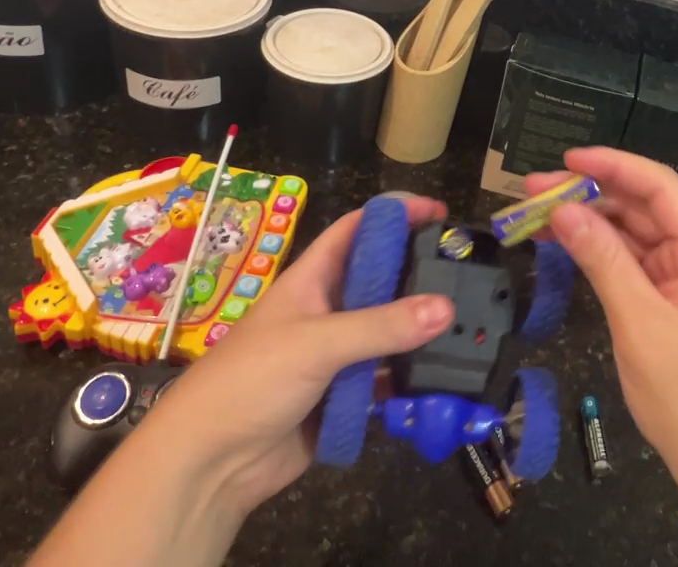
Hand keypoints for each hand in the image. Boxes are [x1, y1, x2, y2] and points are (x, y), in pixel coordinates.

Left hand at [141, 194, 453, 513]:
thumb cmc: (251, 381)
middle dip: (418, 274)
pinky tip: (443, 377)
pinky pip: (385, 379)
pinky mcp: (343, 397)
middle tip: (465, 273)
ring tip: (468, 324)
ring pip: (387, 332)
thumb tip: (447, 307)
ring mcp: (335, 356)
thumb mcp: (316, 343)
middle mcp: (327, 311)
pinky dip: (410, 378)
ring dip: (419, 331)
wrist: (209, 465)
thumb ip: (382, 327)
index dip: (394, 215)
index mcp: (312, 281)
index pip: (357, 230)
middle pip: (380, 281)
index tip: (438, 212)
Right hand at [524, 148, 677, 476]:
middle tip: (534, 189)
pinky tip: (564, 243)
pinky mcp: (671, 299)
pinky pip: (633, 261)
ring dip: (591, 221)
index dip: (614, 165)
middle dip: (591, 193)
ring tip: (538, 213)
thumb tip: (563, 210)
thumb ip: (603, 260)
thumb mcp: (639, 322)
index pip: (661, 186)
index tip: (566, 159)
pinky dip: (600, 251)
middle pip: (644, 206)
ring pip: (634, 232)